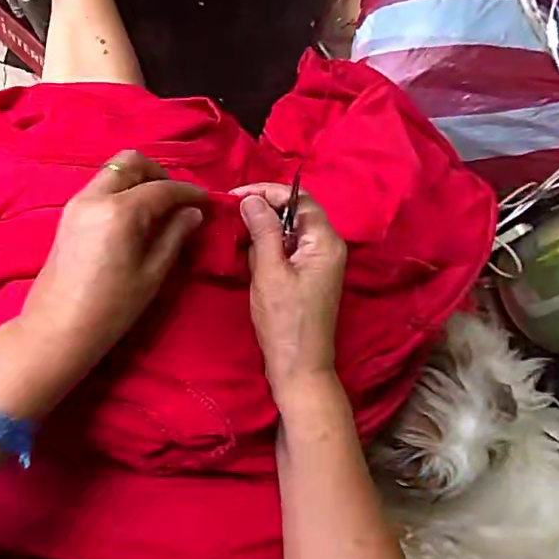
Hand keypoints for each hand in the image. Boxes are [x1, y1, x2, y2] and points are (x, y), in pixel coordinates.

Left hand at [18, 148, 207, 374]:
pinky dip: (121, 190)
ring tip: (157, 210)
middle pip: (131, 162)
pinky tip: (134, 218)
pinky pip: (100, 187)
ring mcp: (76, 203)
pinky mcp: (67, 215)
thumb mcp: (152, 274)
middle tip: (176, 201)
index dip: (188, 192)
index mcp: (119, 211)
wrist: (57, 329)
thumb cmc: (111, 309)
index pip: (162, 188)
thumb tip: (193, 212)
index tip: (206, 202)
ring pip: (112, 171)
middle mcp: (95, 196)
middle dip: (159, 174)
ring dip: (138, 180)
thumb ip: (174, 236)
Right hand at [234, 181, 345, 399]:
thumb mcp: (269, 273)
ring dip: (263, 228)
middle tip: (231, 212)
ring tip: (235, 232)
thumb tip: (251, 199)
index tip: (235, 195)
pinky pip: (287, 249)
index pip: (300, 199)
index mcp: (325, 242)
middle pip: (296, 212)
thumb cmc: (285, 321)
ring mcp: (318, 263)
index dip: (268, 191)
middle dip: (263, 209)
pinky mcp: (307, 276)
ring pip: (289, 231)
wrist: (299, 367)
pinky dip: (267, 246)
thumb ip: (262, 232)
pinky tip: (248, 254)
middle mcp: (327, 247)